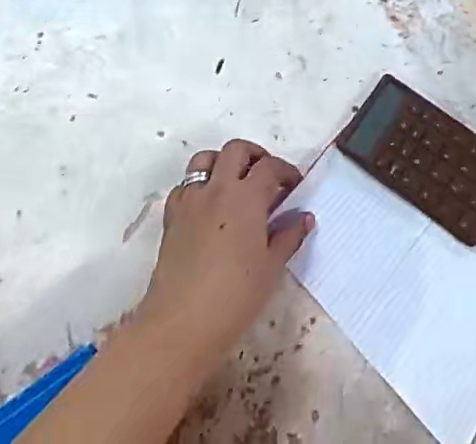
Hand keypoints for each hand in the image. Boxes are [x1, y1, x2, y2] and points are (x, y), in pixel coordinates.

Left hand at [136, 139, 313, 362]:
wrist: (180, 326)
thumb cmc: (234, 297)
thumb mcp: (271, 268)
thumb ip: (288, 236)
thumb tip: (303, 218)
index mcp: (246, 197)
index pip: (270, 167)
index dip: (286, 171)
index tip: (295, 186)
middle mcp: (217, 189)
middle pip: (236, 150)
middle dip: (255, 156)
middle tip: (267, 178)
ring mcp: (191, 201)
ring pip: (204, 160)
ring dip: (223, 163)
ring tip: (236, 184)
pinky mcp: (171, 218)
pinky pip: (185, 186)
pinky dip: (199, 186)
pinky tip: (209, 208)